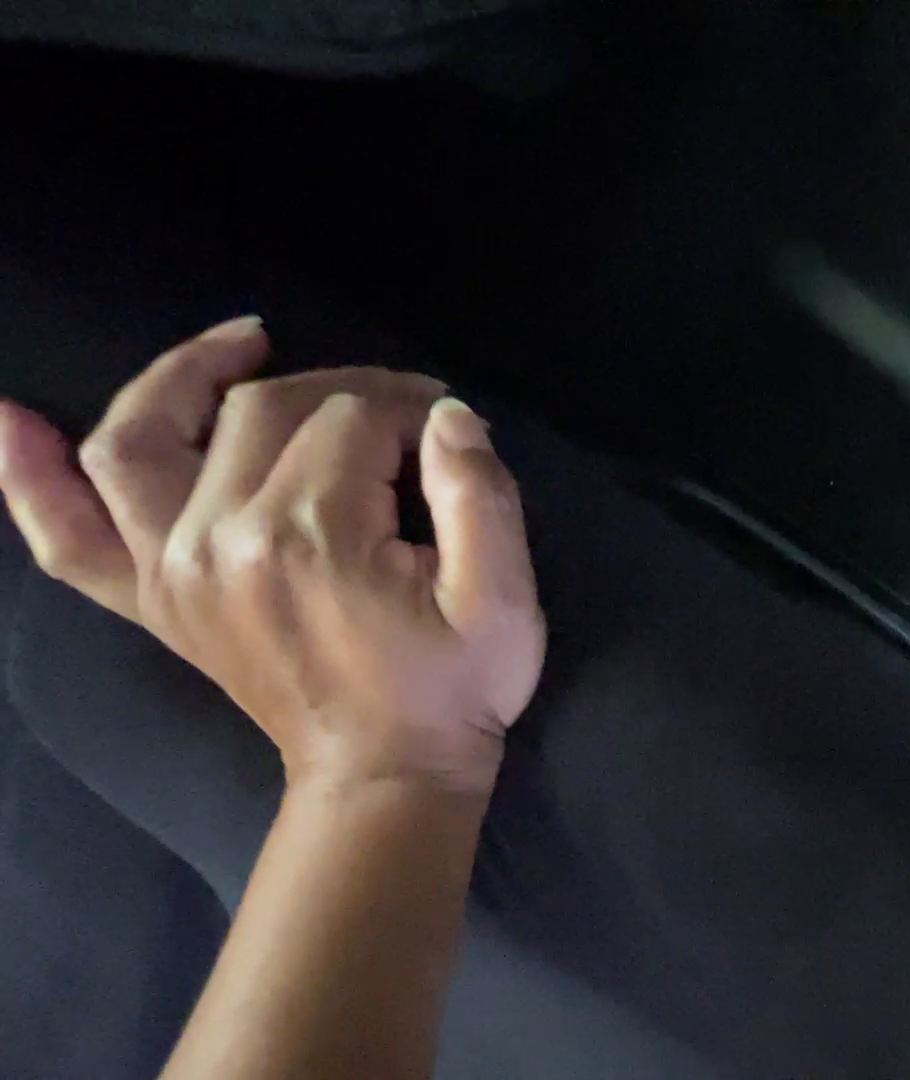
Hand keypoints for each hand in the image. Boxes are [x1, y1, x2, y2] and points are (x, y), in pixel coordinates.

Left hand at [0, 316, 545, 793]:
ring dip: (184, 376)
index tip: (455, 420)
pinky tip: (8, 419)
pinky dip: (26, 474)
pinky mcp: (153, 600)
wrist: (390, 770)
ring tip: (240, 343)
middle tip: (408, 405)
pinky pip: (64, 532)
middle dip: (344, 386)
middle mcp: (218, 538)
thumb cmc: (458, 683)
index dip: (412, 404)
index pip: (353, 419)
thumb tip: (450, 416)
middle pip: (263, 411)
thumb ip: (481, 497)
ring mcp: (170, 571)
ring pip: (144, 440)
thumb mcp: (504, 596)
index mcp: (312, 536)